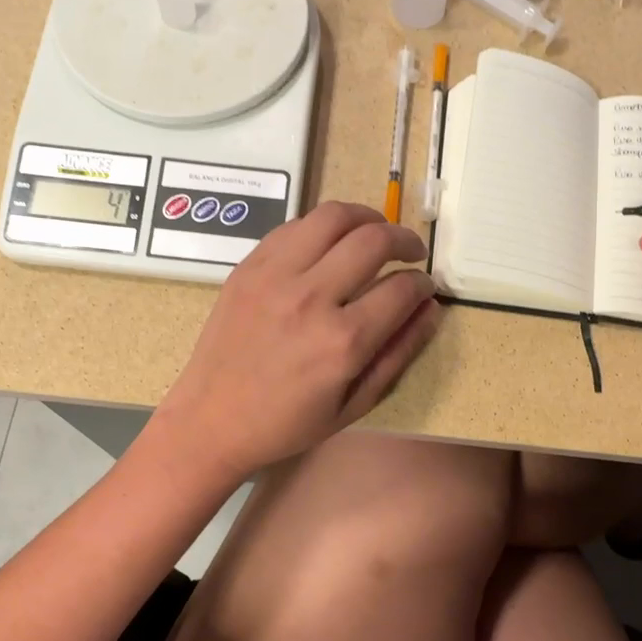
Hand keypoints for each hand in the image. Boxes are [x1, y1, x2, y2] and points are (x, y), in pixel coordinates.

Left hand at [153, 202, 440, 479]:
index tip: (425, 286)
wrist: (212, 420)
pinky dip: (323, 227)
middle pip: (374, 239)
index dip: (423, 283)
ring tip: (376, 232)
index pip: (402, 288)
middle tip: (411, 251)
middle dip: (405, 239)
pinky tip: (331, 243)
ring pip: (333, 217)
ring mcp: (275, 276)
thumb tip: (430, 309)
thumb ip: (398, 353)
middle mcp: (311, 298)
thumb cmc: (287, 423)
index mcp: (343, 341)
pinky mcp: (249, 267)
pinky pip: (295, 226)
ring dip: (366, 217)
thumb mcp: (354, 404)